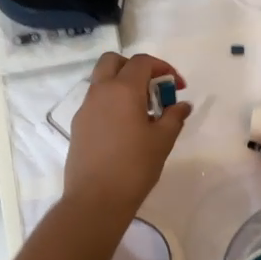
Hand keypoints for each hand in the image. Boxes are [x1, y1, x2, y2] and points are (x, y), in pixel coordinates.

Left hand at [63, 53, 190, 219]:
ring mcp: (85, 108)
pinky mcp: (78, 125)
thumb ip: (174, 117)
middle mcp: (100, 92)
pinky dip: (111, 103)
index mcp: (123, 90)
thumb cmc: (135, 166)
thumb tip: (182, 105)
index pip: (142, 62)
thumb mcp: (163, 141)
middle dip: (135, 68)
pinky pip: (96, 102)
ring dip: (122, 85)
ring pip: (102, 81)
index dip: (163, 68)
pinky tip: (125, 129)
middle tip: (153, 89)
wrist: (96, 198)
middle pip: (113, 61)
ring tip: (142, 112)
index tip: (177, 87)